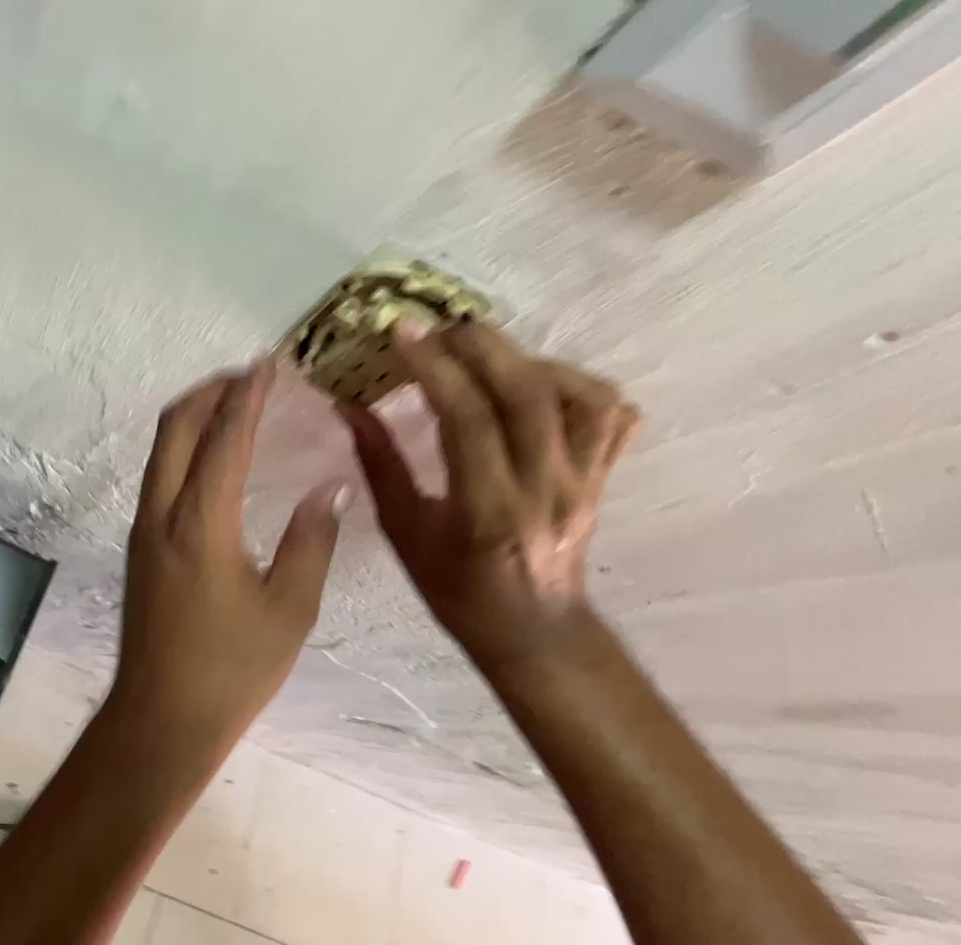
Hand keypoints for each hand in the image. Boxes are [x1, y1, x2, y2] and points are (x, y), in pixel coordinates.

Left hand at [114, 362, 347, 750]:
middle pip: (176, 426)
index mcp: (200, 522)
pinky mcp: (140, 544)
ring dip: (194, 416)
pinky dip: (185, 446)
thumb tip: (332, 485)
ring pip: (162, 448)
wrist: (161, 715)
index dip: (246, 395)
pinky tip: (214, 456)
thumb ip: (311, 540)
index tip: (268, 364)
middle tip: (250, 376)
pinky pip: (160, 472)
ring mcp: (143, 527)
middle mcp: (161, 513)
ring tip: (234, 403)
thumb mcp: (290, 609)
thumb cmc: (232, 669)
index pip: (224, 438)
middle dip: (210, 391)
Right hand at [339, 321, 638, 670]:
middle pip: (530, 395)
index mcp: (487, 512)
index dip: (434, 368)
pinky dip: (576, 383)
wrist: (536, 632)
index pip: (467, 421)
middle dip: (482, 346)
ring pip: (582, 396)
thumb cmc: (457, 590)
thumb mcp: (404, 533)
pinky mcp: (603, 478)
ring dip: (531, 360)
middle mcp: (545, 491)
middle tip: (441, 327)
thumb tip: (350, 405)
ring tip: (487, 355)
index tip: (401, 332)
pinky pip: (610, 414)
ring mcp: (584, 483)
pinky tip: (536, 382)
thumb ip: (380, 465)